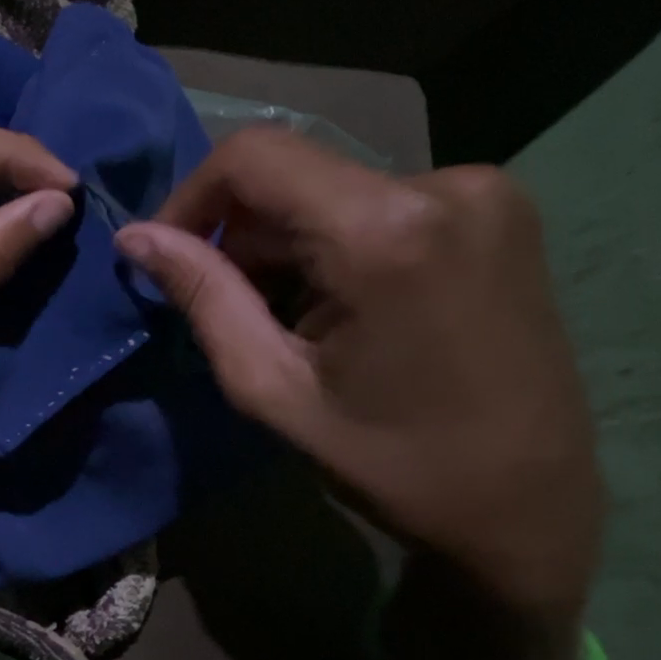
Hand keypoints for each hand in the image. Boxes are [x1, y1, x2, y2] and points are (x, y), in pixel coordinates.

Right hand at [115, 129, 601, 659]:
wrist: (527, 503)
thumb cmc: (388, 460)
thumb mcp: (270, 386)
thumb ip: (203, 297)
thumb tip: (133, 238)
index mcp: (387, 229)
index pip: (253, 156)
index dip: (189, 198)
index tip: (167, 260)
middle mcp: (446, 182)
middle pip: (294, 174)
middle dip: (238, 237)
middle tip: (226, 314)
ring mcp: (483, 191)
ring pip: (332, 191)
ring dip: (284, 248)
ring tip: (287, 326)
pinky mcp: (499, 210)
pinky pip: (377, 205)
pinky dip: (332, 248)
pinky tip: (337, 312)